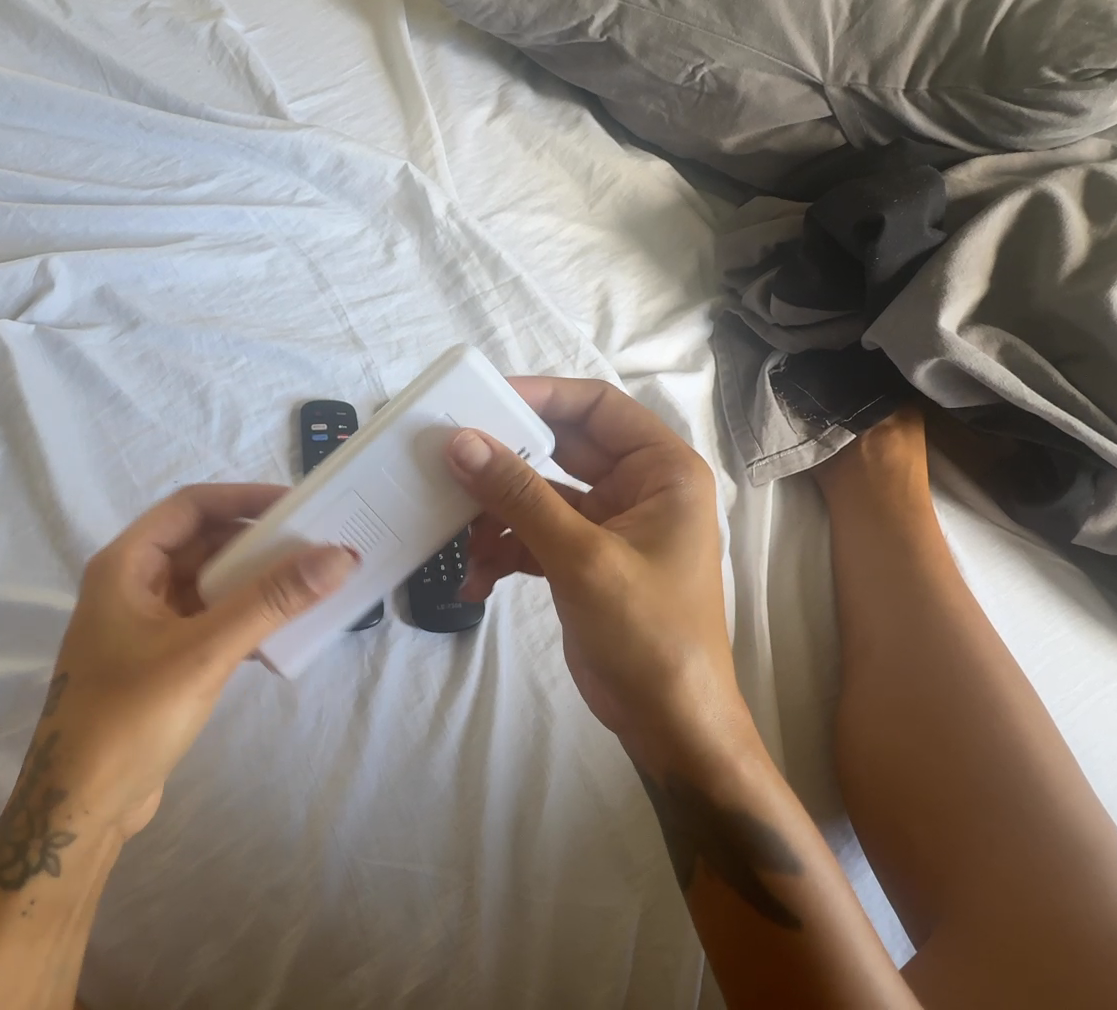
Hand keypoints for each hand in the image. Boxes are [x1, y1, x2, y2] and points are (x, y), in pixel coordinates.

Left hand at [35, 485, 356, 839]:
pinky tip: (281, 635)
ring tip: (310, 584)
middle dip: (257, 543)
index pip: (191, 506)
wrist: (82, 808)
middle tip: (316, 544)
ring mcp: (145, 624)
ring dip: (255, 583)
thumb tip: (337, 556)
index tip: (298, 505)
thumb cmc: (131, 716)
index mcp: (126, 565)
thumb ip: (271, 601)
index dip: (244, 498)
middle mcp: (132, 585)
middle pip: (202, 543)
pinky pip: (210, 620)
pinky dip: (244, 619)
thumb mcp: (205, 652)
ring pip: (209, 584)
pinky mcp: (161, 659)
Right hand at [446, 378, 741, 761]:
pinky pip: (531, 537)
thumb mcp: (581, 558)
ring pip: (536, 496)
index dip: (540, 395)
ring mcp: (606, 526)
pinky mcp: (581, 560)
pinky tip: (476, 582)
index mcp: (661, 470)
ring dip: (496, 519)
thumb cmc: (648, 633)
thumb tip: (461, 442)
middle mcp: (636, 488)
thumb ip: (519, 497)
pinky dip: (503, 553)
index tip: (481, 399)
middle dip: (505, 464)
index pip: (597, 407)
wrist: (668, 722)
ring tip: (463, 544)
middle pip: (559, 450)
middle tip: (448, 462)